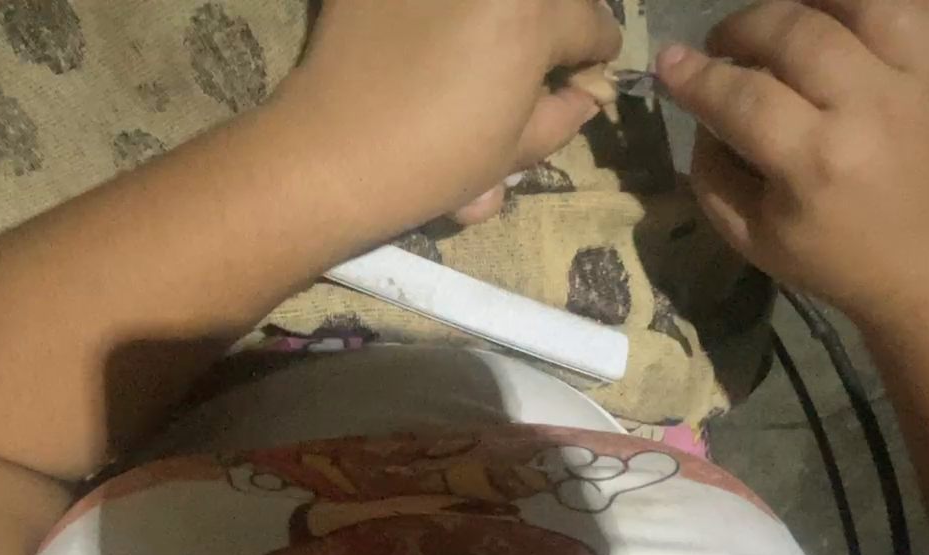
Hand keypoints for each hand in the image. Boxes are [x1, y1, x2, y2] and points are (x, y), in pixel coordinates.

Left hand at [277, 0, 622, 229]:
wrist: (332, 158)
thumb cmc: (433, 164)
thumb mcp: (511, 153)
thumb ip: (561, 117)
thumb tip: (584, 95)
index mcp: (534, 12)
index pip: (591, 23)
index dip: (595, 54)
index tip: (590, 68)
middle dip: (549, 25)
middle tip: (537, 60)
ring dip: (499, 19)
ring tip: (480, 57)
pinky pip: (428, 2)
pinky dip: (432, 18)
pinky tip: (423, 48)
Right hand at [656, 0, 928, 322]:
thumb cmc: (831, 258)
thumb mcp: (751, 238)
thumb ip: (713, 175)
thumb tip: (704, 111)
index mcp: (816, 162)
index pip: (743, 97)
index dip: (697, 76)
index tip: (670, 63)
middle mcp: (873, 106)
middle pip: (795, 31)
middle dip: (744, 26)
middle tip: (724, 42)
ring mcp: (928, 72)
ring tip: (785, 17)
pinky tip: (844, 16)